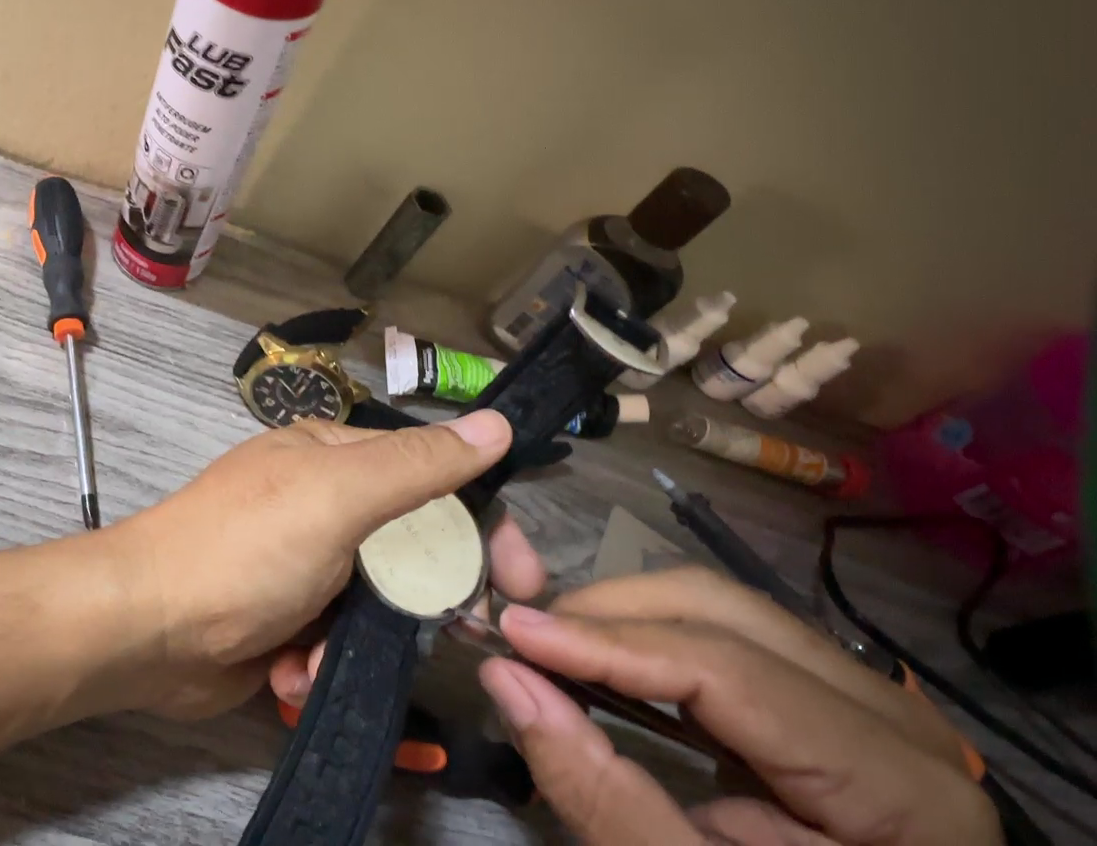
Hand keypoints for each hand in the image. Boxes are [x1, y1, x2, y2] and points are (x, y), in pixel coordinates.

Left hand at [103, 410, 517, 718]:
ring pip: (376, 606)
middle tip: (461, 637)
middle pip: (409, 549)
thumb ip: (417, 465)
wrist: (146, 629)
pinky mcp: (283, 620)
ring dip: (362, 640)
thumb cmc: (244, 550)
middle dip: (424, 599)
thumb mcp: (336, 494)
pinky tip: (293, 671)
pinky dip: (320, 661)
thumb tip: (495, 422)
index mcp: (329, 458)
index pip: (432, 479)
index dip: (484, 526)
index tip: (524, 581)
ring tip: (325, 655)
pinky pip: (334, 642)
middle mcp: (319, 504)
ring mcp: (300, 565)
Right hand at [478, 567, 998, 844]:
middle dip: (608, 613)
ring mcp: (861, 700)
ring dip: (620, 617)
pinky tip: (600, 660)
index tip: (511, 634)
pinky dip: (645, 637)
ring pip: (719, 607)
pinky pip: (721, 635)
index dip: (609, 645)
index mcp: (897, 786)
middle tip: (524, 640)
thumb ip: (604, 796)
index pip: (726, 669)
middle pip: (723, 610)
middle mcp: (893, 719)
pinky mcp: (821, 700)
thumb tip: (506, 680)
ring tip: (550, 645)